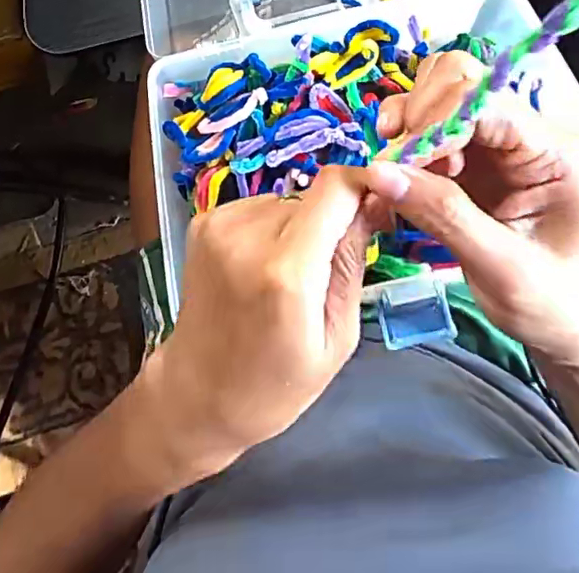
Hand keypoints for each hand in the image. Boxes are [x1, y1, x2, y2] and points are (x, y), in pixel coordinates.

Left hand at [133, 167, 384, 479]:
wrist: (198, 394)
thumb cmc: (276, 383)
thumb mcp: (336, 335)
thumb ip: (352, 260)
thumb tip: (375, 200)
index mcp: (286, 271)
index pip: (334, 188)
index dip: (363, 184)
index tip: (380, 199)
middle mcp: (247, 235)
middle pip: (310, 198)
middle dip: (328, 222)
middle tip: (324, 270)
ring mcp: (218, 224)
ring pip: (284, 201)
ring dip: (297, 226)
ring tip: (286, 276)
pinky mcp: (203, 222)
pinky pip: (257, 208)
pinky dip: (268, 229)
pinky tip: (260, 267)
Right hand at [373, 51, 578, 361]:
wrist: (567, 330)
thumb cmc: (552, 304)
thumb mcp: (502, 269)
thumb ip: (443, 214)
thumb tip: (379, 172)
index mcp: (552, 152)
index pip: (485, 102)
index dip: (435, 119)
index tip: (400, 157)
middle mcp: (522, 134)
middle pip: (459, 80)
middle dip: (419, 111)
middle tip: (395, 157)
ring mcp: (494, 143)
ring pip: (438, 94)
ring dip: (409, 123)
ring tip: (400, 170)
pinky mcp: (471, 158)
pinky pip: (427, 127)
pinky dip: (405, 142)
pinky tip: (403, 177)